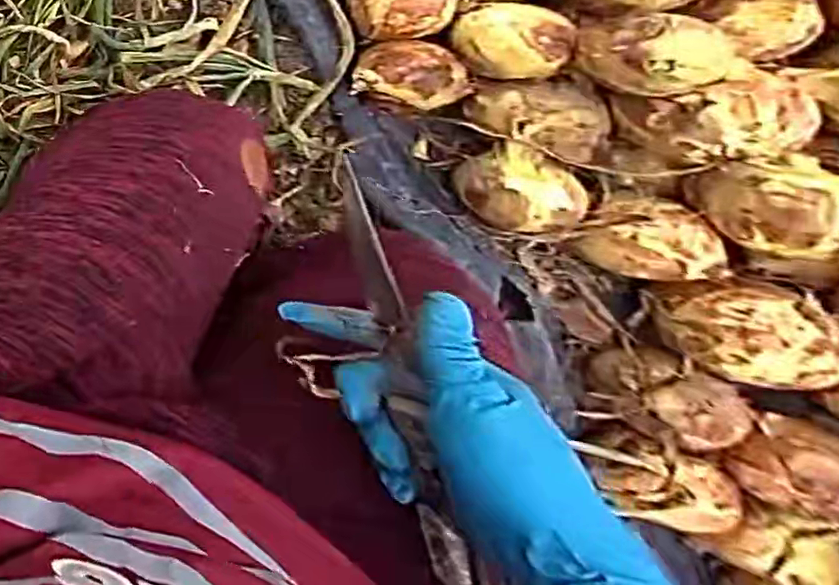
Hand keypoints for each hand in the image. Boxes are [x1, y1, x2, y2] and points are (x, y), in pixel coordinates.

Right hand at [280, 293, 668, 584]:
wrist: (561, 572)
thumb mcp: (473, 404)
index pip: (387, 334)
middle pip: (376, 378)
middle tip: (366, 425)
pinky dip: (395, 470)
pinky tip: (410, 489)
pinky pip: (396, 454)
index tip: (291, 313)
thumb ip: (445, 348)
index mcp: (460, 375)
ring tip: (404, 475)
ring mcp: (449, 440)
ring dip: (382, 444)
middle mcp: (452, 400)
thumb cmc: (516, 482)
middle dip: (364, 402)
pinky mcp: (444, 476)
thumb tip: (438, 294)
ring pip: (382, 418)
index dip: (338, 323)